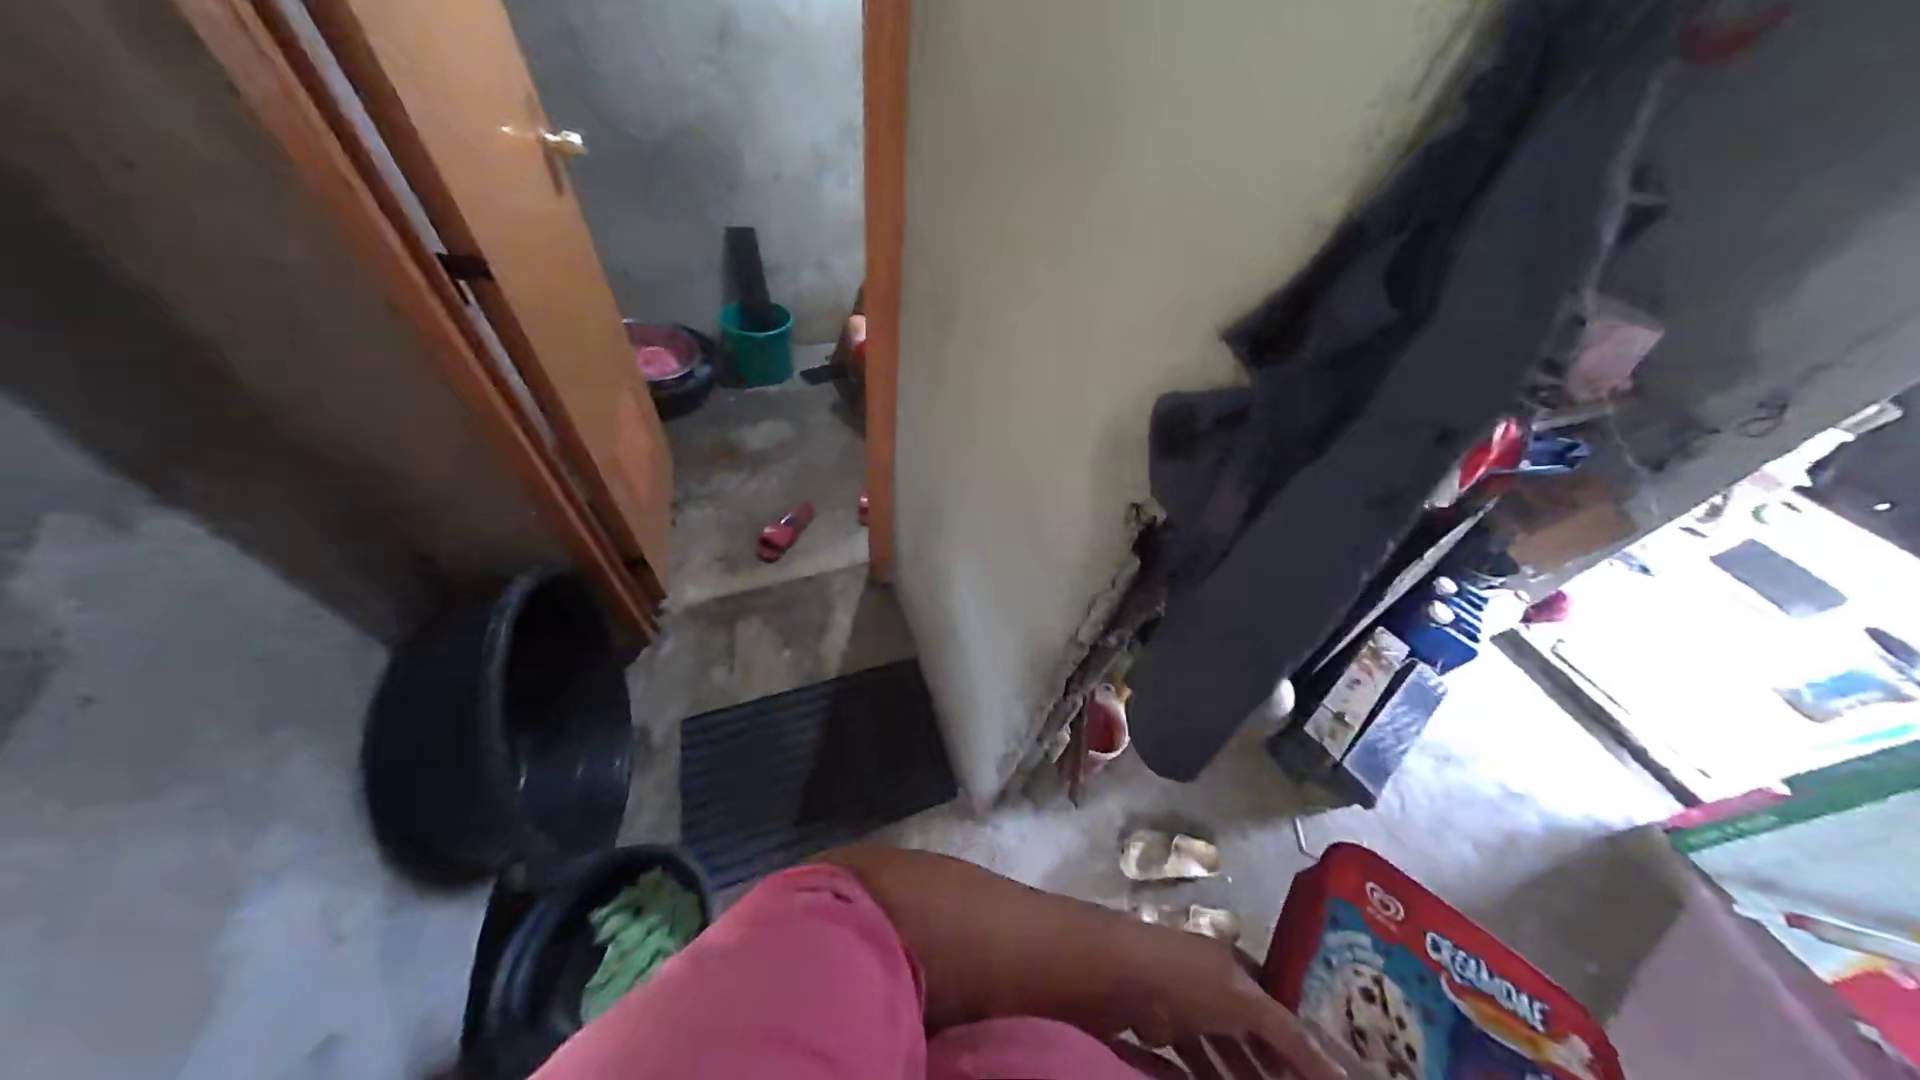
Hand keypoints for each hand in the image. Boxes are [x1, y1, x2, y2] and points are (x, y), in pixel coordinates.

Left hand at [1124, 932, 1347, 1079]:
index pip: (1274, 1009)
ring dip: (1238, 1079)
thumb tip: (1339, 1074)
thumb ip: (1289, 1035)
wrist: (1112, 974)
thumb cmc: (1183, 979)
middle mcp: (1207, 985)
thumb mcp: (1243, 1001)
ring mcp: (1178, 1007)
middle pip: (1246, 1035)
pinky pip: (1186, 1063)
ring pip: (1217, 1053)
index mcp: (1230, 969)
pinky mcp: (1151, 1030)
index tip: (1324, 1079)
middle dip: (1269, 1070)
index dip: (1298, 1045)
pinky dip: (1202, 1079)